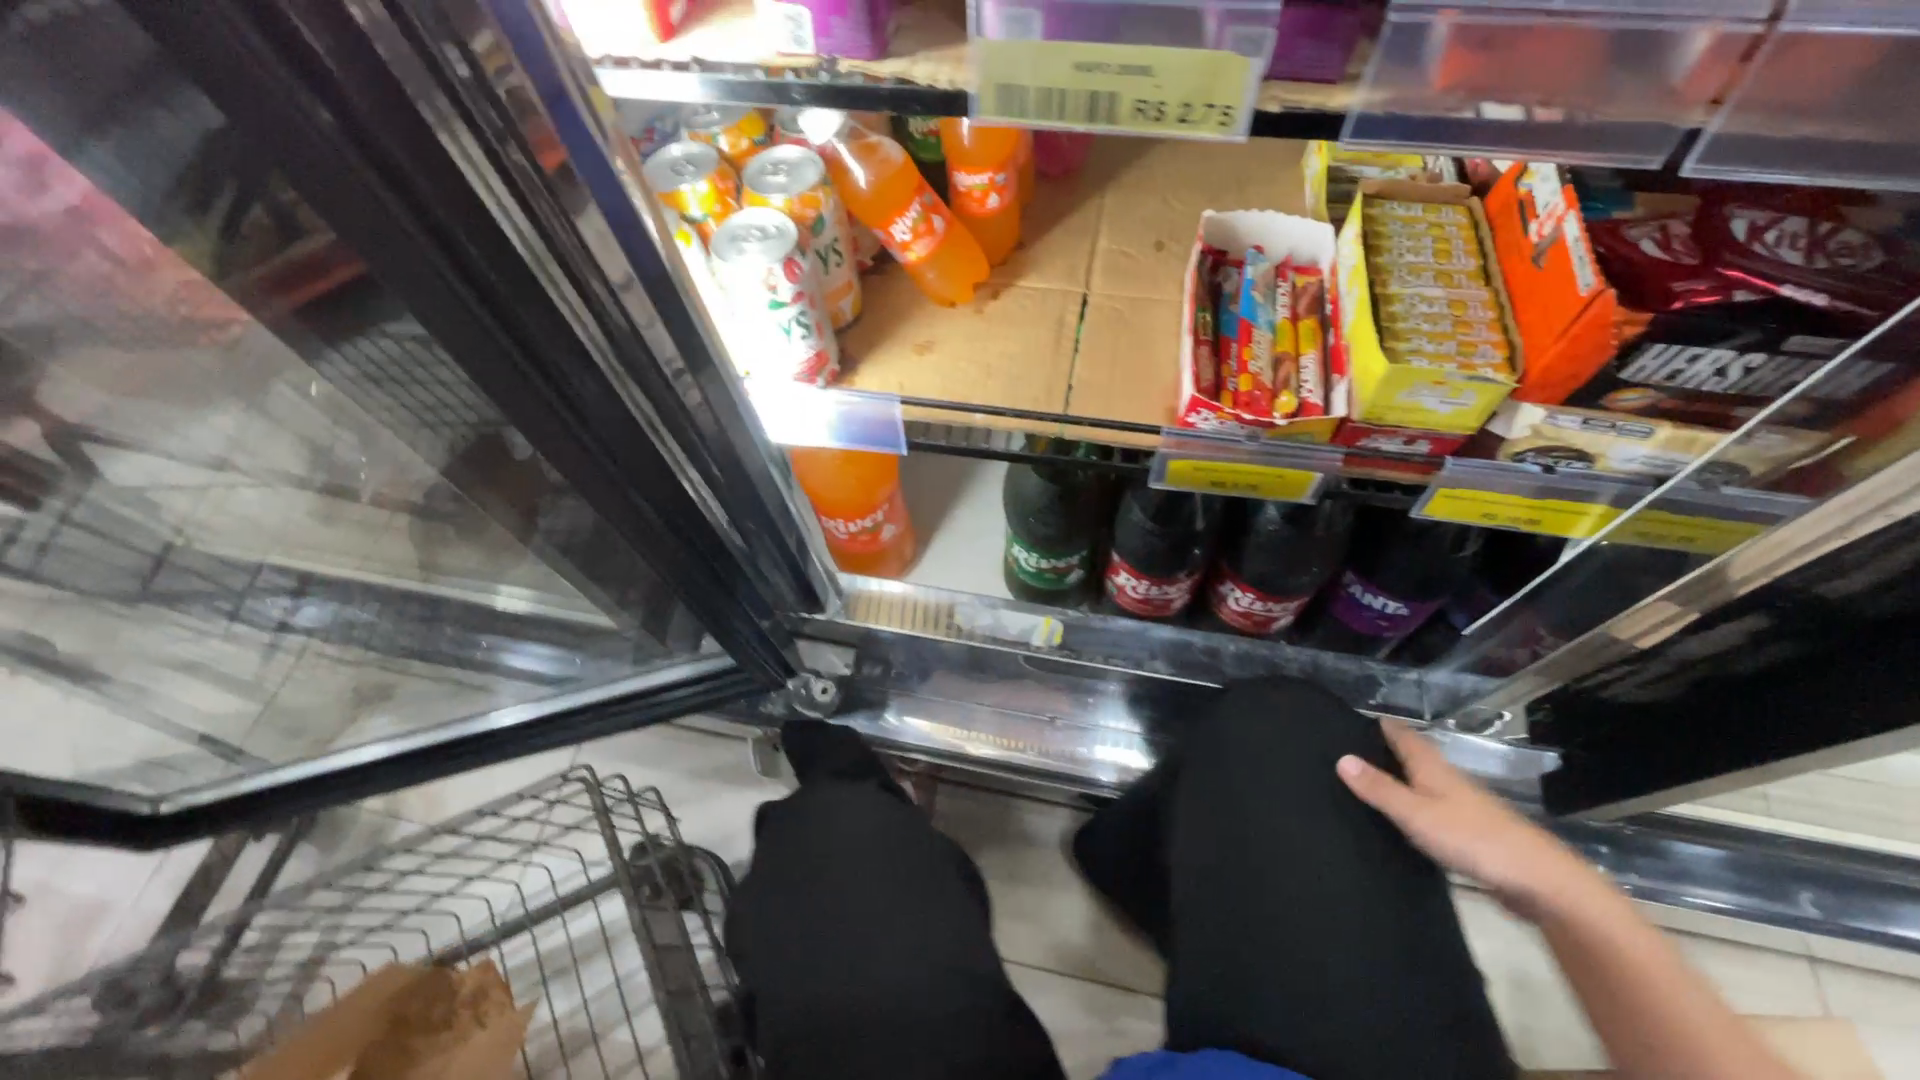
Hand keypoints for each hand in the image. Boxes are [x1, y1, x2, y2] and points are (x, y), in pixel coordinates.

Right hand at [1337, 720, 1598, 919]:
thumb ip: (1380, 789)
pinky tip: (1399, 824)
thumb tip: (1342, 758)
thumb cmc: (1472, 838)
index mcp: (1434, 769)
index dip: (1379, 726)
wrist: (1536, 880)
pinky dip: (1411, 809)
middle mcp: (1447, 780)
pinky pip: (1431, 810)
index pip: (1402, 735)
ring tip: (1365, 786)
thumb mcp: (1416, 813)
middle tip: (1346, 754)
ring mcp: (1462, 807)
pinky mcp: (1469, 834)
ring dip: (1398, 781)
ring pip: (1422, 784)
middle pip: (1413, 757)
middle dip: (1384, 752)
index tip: (1349, 722)